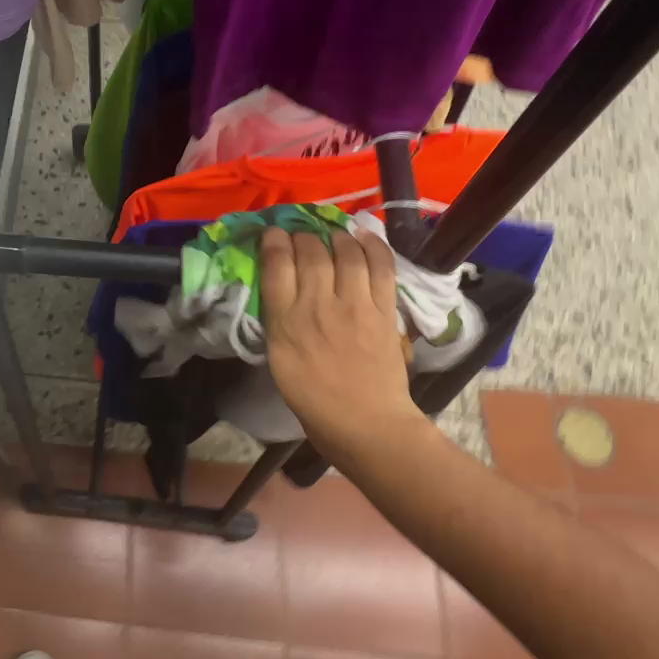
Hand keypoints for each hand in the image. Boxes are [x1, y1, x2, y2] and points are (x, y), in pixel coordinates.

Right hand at [260, 227, 425, 456]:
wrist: (366, 424)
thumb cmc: (313, 399)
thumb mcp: (278, 359)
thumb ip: (277, 319)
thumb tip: (280, 287)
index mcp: (286, 321)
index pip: (276, 264)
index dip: (273, 240)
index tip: (273, 233)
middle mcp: (318, 305)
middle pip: (310, 251)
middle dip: (303, 234)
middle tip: (302, 235)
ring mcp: (355, 305)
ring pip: (345, 252)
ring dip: (336, 235)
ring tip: (332, 233)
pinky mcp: (384, 310)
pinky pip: (381, 266)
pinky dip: (372, 245)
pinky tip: (363, 235)